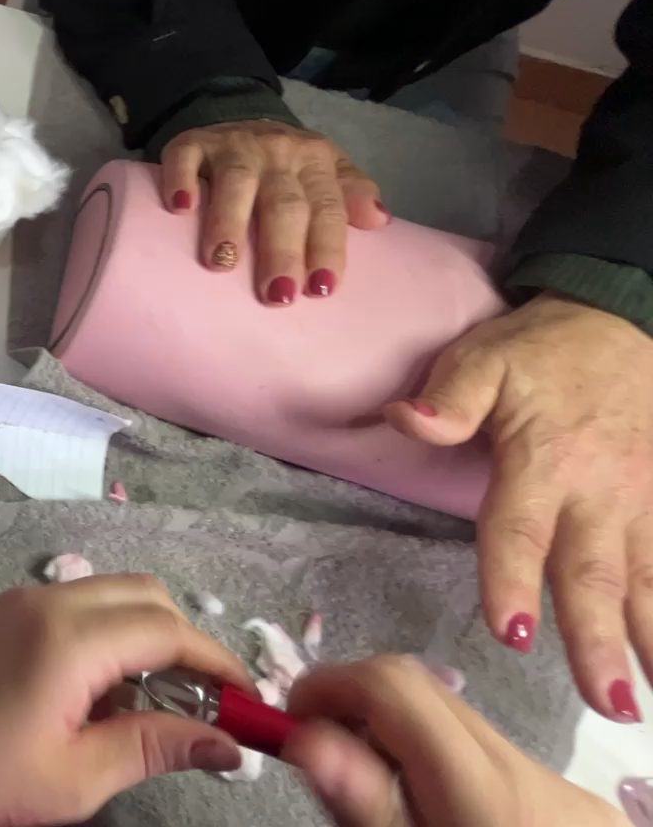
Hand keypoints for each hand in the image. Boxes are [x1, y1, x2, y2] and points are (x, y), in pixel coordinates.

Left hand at [0, 574, 253, 826]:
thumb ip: (153, 747)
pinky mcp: (3, 609)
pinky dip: (108, 632)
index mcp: (67, 639)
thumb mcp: (74, 777)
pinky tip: (104, 689)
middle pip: (144, 595)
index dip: (219, 664)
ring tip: (156, 705)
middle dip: (187, 642)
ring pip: (110, 593)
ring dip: (147, 635)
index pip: (167, 628)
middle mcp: (46, 601)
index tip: (251, 707)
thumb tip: (229, 742)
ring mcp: (20, 599)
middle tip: (205, 707)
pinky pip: (75, 604)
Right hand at [160, 120, 388, 303]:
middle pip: (283, 204)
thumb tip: (377, 221)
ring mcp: (231, 147)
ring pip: (236, 184)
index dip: (325, 249)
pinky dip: (181, 182)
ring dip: (228, 224)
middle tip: (274, 294)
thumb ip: (349, 192)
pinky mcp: (189, 143)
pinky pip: (185, 161)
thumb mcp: (324, 167)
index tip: (319, 290)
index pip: (326, 210)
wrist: (233, 111)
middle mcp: (278, 154)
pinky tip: (179, 209)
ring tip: (221, 263)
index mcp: (315, 163)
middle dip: (281, 250)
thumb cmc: (281, 157)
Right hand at [282, 656, 625, 826]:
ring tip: (387, 792)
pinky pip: (492, 752)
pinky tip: (444, 812)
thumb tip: (306, 740)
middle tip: (327, 749)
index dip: (327, 683)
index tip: (295, 718)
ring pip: (455, 720)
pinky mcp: (588, 807)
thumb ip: (362, 805)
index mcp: (489, 793)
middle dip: (356, 704)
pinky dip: (444, 761)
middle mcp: (537, 776)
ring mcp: (572, 791)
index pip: (390, 683)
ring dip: (399, 735)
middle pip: (420, 690)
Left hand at [386, 293, 652, 721]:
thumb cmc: (538, 350)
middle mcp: (603, 492)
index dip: (512, 581)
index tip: (511, 632)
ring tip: (648, 700)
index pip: (518, 532)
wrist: (624, 326)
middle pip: (595, 573)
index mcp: (545, 462)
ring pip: (649, 579)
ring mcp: (647, 498)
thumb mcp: (479, 360)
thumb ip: (446, 399)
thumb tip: (404, 421)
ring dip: (651, 638)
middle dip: (601, 639)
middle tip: (607, 705)